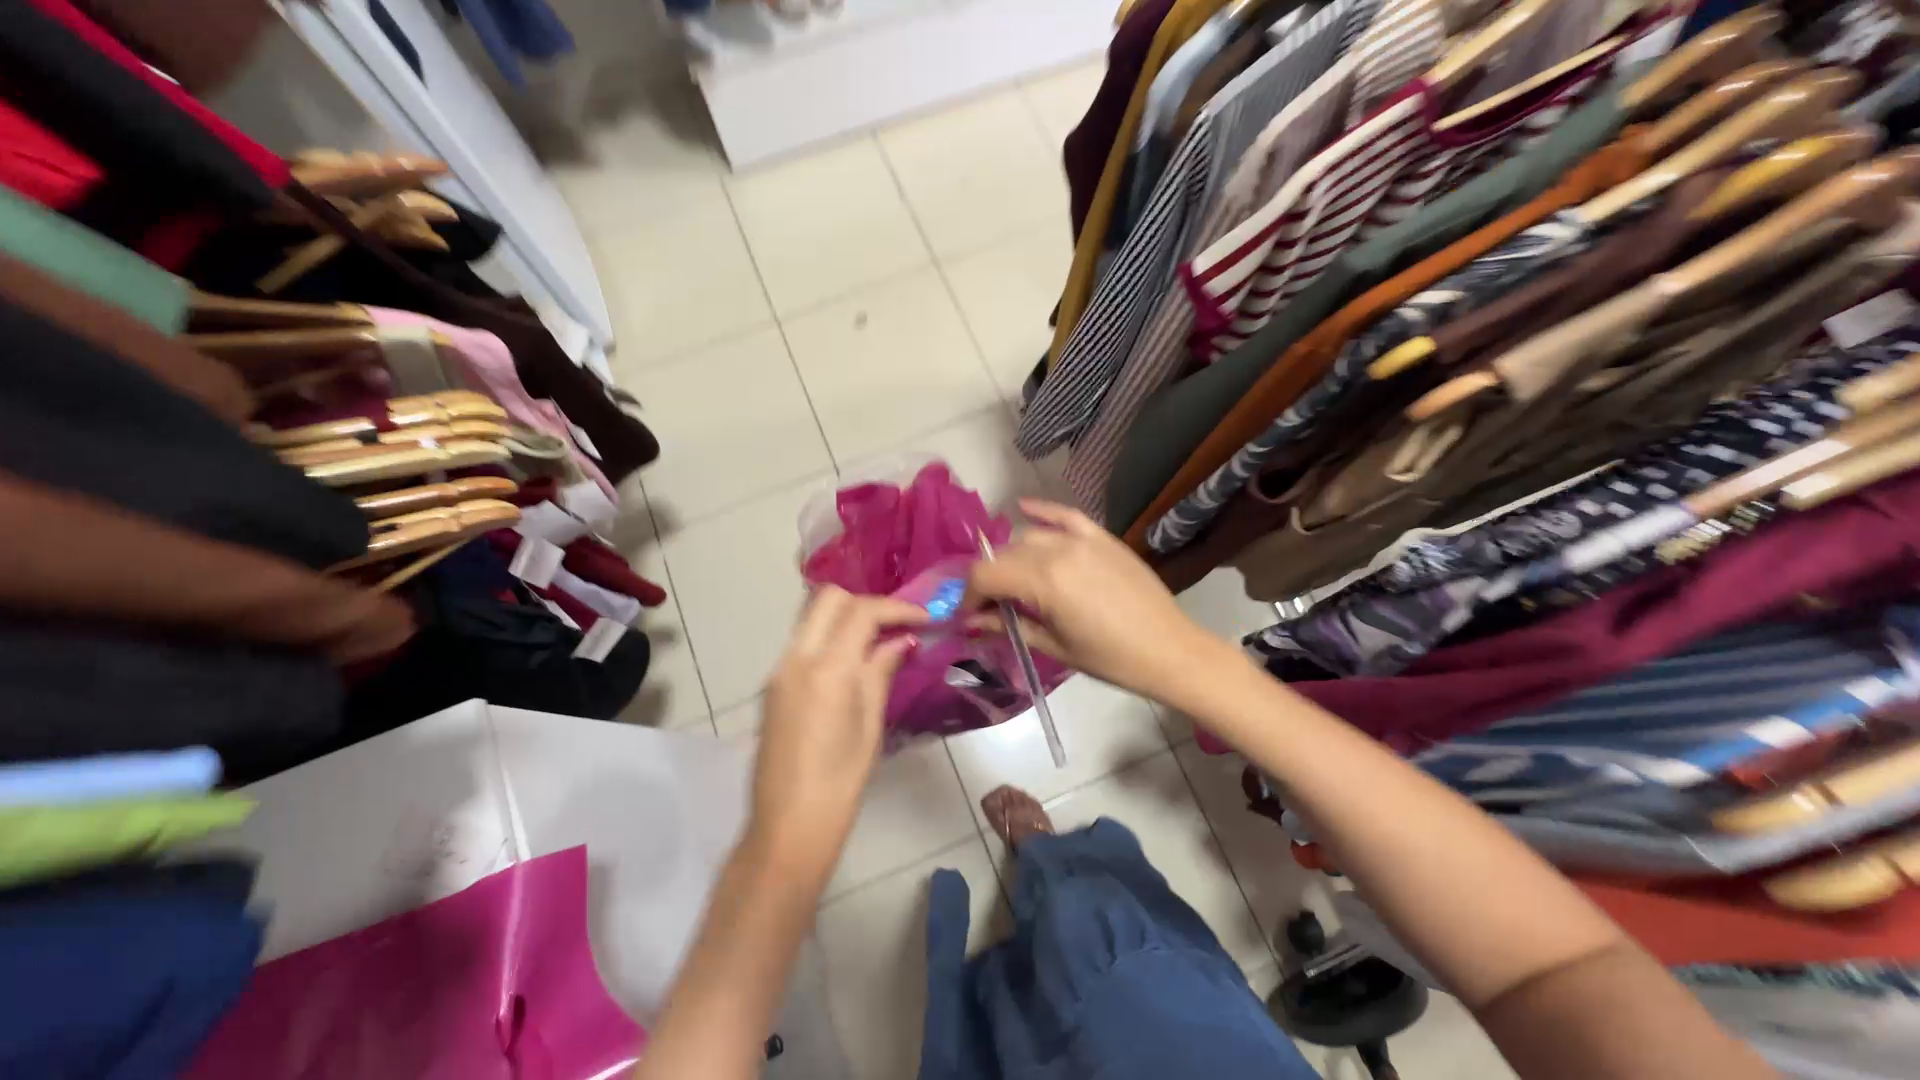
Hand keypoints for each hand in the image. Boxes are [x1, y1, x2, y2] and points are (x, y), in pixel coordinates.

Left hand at [749, 587, 928, 879]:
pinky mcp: (772, 686)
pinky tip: (853, 662)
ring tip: (879, 640)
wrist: (787, 825)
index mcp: (826, 669)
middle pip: (828, 598)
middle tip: (897, 624)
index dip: (897, 608)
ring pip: (811, 617)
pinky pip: (802, 642)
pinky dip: (829, 637)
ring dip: (845, 617)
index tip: (925, 618)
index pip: (862, 612)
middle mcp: (796, 659)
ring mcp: (778, 671)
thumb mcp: (871, 725)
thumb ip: (880, 672)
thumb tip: (901, 641)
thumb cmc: (840, 782)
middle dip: (866, 603)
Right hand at [964, 499, 1226, 704]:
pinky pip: (1065, 515)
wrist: (1169, 650)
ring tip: (1014, 581)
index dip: (969, 596)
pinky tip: (1023, 508)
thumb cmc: (1110, 659)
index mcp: (1044, 581)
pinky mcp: (1102, 538)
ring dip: (1013, 556)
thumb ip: (1009, 626)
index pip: (986, 575)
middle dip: (988, 579)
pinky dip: (1042, 511)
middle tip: (988, 607)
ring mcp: (1082, 540)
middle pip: (1005, 554)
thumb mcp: (1054, 646)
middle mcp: (1058, 550)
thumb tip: (971, 622)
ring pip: (1030, 536)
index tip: (969, 616)